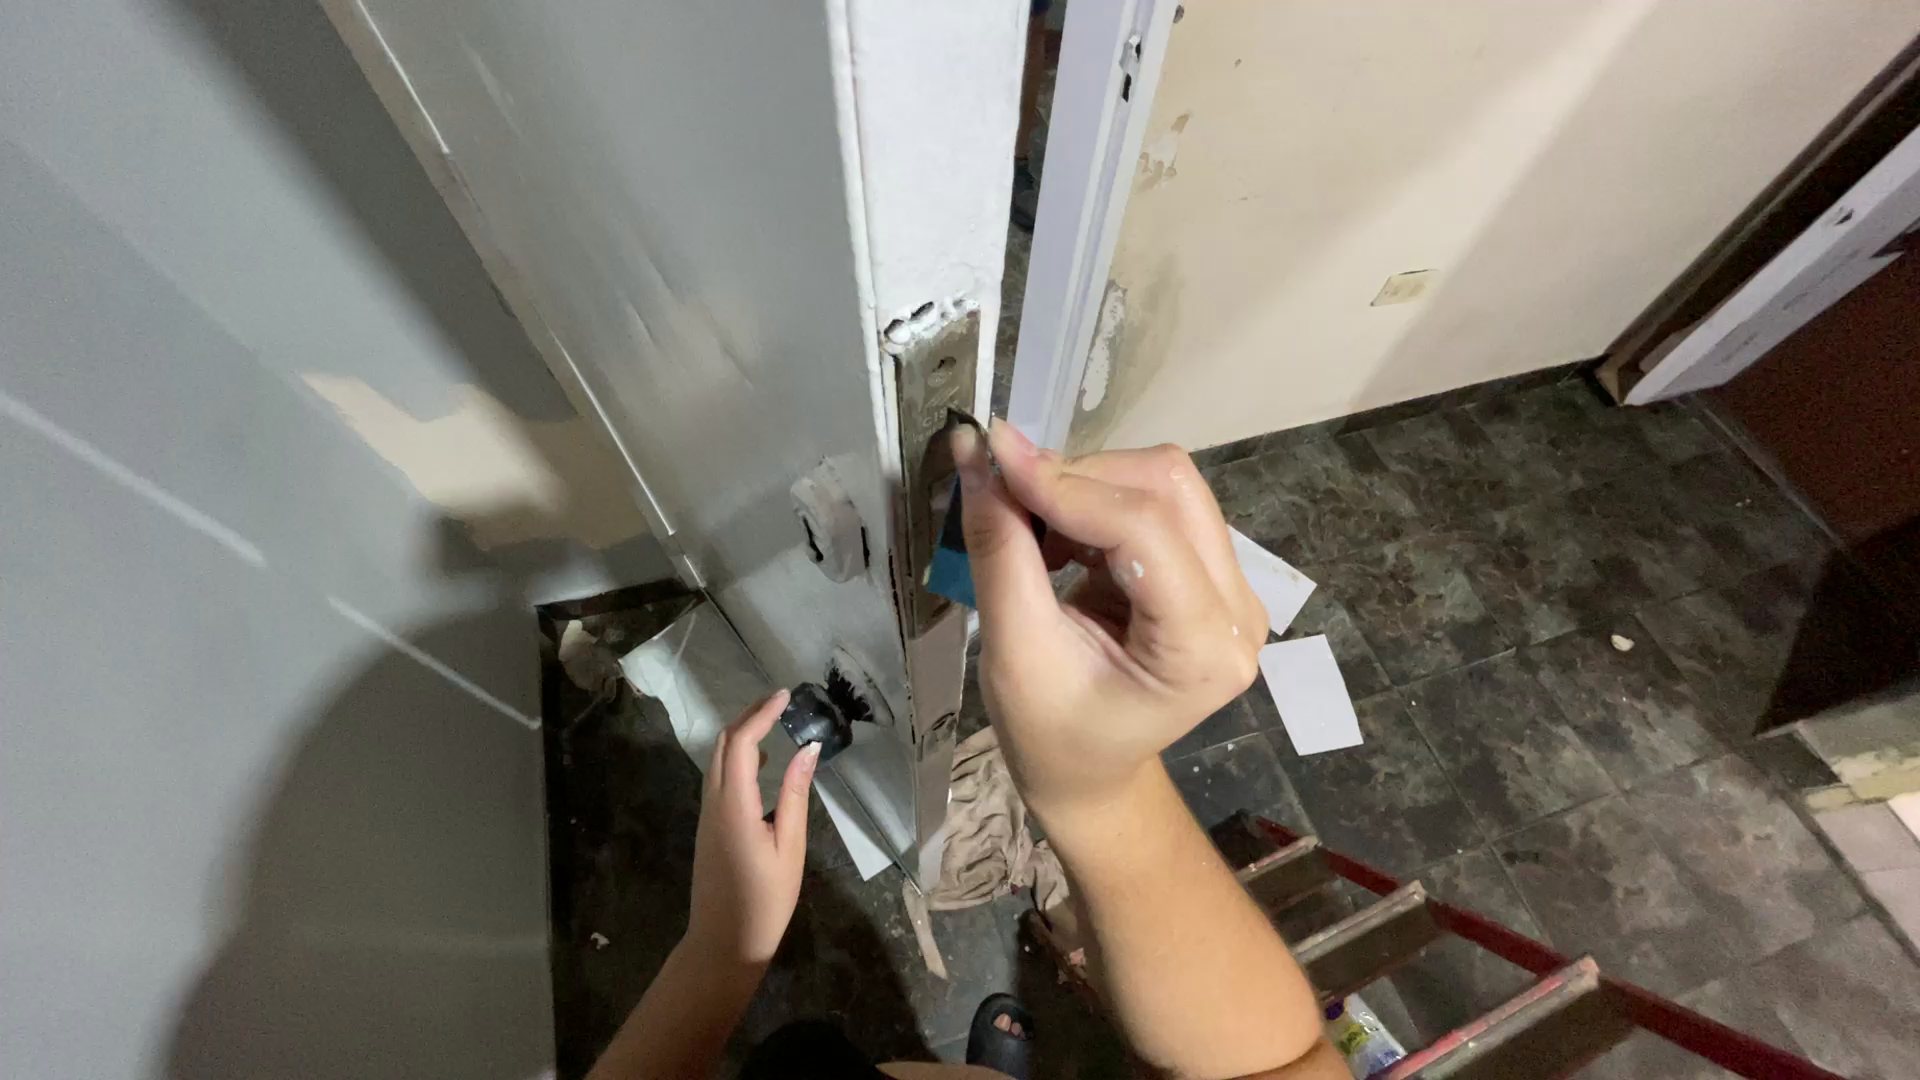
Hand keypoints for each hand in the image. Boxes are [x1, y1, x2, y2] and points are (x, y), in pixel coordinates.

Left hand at [684, 689, 818, 966]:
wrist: (723, 945)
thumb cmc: (765, 901)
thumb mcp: (790, 848)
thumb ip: (796, 795)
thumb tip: (808, 749)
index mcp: (735, 807)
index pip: (744, 744)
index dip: (762, 714)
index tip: (786, 694)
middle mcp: (714, 803)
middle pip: (724, 744)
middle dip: (749, 715)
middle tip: (780, 700)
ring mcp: (707, 814)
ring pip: (718, 759)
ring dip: (742, 734)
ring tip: (773, 720)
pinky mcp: (709, 825)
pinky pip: (719, 777)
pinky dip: (738, 756)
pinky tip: (763, 760)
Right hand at [952, 420, 1266, 821]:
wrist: (1088, 771)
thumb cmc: (1049, 735)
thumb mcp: (1014, 650)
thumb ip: (999, 549)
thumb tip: (976, 452)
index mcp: (1204, 650)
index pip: (1143, 529)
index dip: (1064, 483)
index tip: (993, 454)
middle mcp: (1237, 610)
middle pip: (1166, 488)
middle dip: (1076, 478)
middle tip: (1005, 495)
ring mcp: (1230, 587)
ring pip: (1161, 483)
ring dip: (1083, 486)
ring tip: (1029, 529)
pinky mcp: (1207, 571)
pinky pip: (1153, 501)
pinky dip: (1092, 502)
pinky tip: (1057, 539)